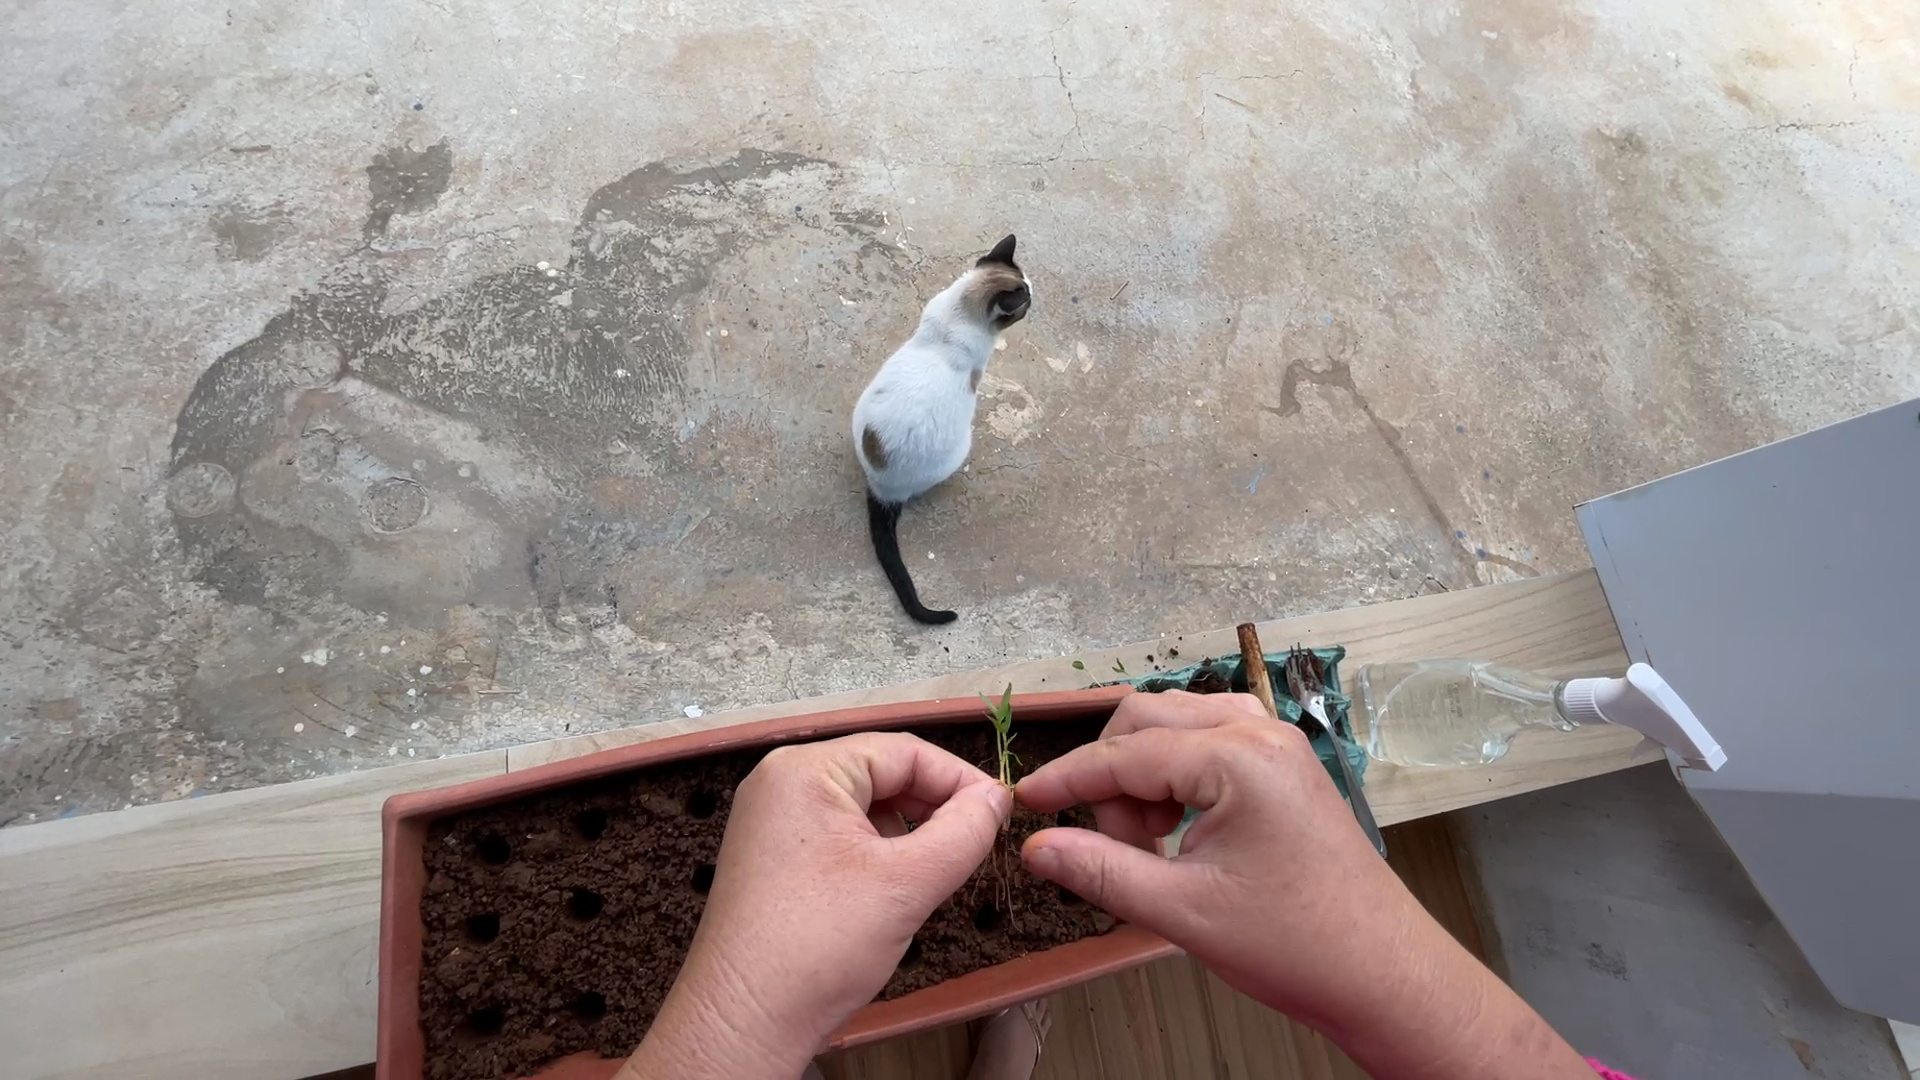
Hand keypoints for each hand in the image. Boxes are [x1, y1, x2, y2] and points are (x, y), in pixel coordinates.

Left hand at [619, 732, 1010, 1079]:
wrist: (739, 1029)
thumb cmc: (819, 947)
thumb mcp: (907, 885)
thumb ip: (964, 832)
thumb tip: (998, 798)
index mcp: (807, 768)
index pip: (903, 752)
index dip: (958, 778)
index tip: (1001, 812)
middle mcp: (784, 778)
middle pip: (881, 772)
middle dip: (933, 805)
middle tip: (977, 840)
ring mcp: (773, 815)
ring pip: (864, 802)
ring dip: (908, 828)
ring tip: (939, 864)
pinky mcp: (772, 850)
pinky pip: (840, 828)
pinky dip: (878, 846)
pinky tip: (897, 879)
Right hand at [1014, 691, 1591, 1079]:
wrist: (1390, 977)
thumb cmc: (1295, 946)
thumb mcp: (1183, 912)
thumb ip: (1100, 871)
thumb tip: (1034, 849)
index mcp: (1237, 757)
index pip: (1125, 754)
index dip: (1068, 779)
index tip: (1027, 801)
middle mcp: (1256, 728)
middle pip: (1144, 719)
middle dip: (1112, 776)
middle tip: (1115, 841)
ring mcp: (1272, 737)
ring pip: (1172, 722)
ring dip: (1142, 770)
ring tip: (1150, 837)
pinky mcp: (1278, 757)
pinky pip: (1204, 736)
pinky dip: (1174, 770)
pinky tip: (1178, 821)